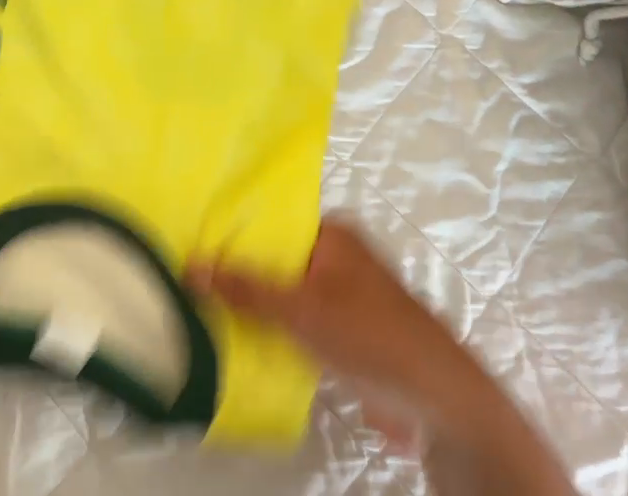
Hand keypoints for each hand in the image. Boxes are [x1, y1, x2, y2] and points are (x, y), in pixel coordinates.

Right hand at [185, 218, 501, 451]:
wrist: (445, 407)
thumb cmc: (374, 339)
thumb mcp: (301, 310)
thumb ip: (243, 288)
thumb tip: (187, 265)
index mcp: (332, 235)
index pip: (267, 221)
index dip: (226, 231)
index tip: (184, 242)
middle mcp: (336, 258)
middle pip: (271, 259)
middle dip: (233, 272)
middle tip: (182, 278)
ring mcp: (342, 299)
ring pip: (281, 295)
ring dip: (251, 307)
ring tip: (198, 307)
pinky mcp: (346, 336)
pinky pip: (296, 325)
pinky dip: (272, 332)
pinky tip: (236, 340)